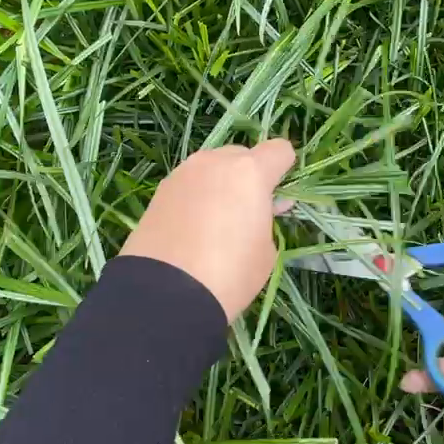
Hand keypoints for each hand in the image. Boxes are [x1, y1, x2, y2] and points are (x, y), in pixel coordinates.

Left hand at [119, 139, 295, 321]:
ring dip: (220, 185)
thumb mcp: (265, 250)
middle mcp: (215, 162)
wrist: (166, 294)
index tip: (278, 195)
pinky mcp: (159, 191)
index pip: (279, 150)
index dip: (284, 169)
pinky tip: (192, 230)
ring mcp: (183, 174)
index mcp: (250, 172)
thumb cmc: (230, 273)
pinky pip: (189, 185)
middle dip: (249, 177)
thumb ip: (268, 219)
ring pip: (212, 169)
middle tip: (247, 213)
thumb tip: (264, 207)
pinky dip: (196, 198)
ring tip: (216, 224)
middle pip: (242, 156)